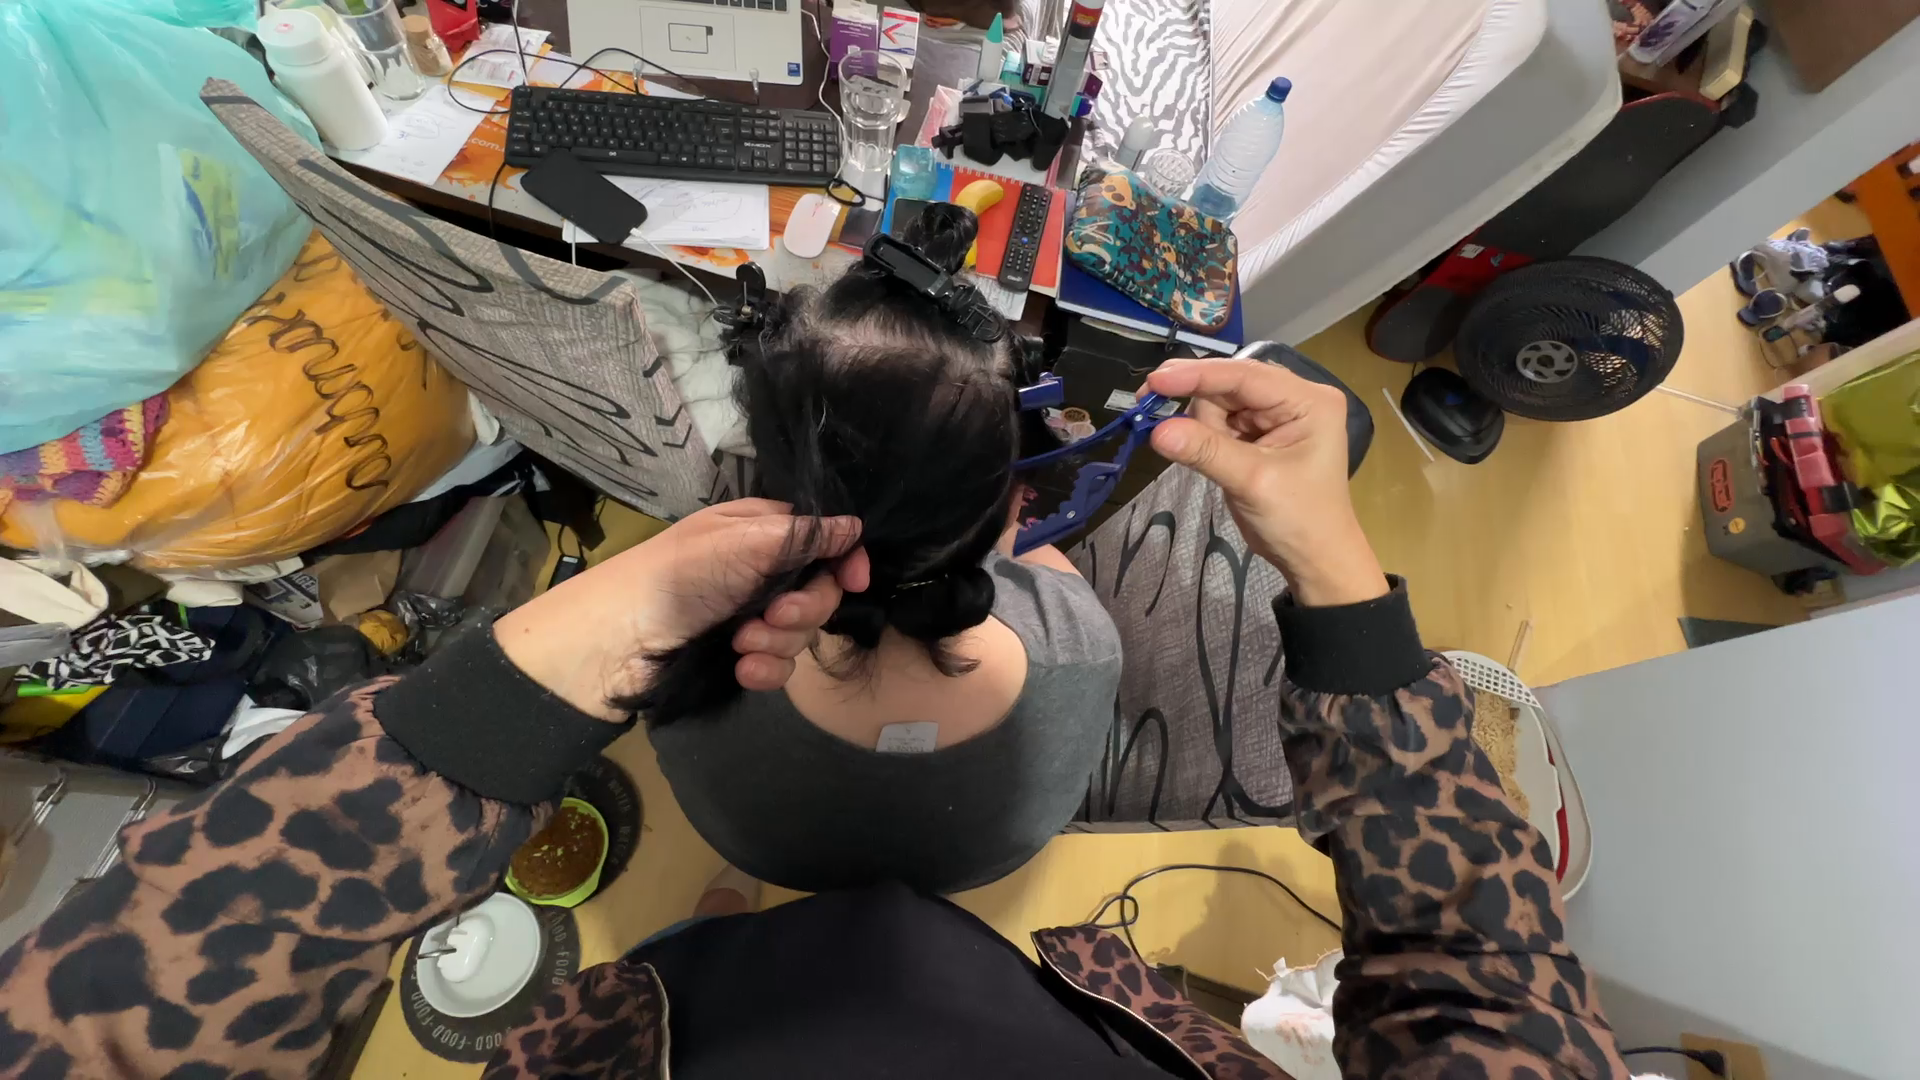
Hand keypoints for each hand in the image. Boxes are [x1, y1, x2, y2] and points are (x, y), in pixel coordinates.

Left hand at [494, 500, 869, 720]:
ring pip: (802, 632)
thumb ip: (804, 536)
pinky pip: (781, 664)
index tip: (855, 580)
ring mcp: (753, 612)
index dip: (845, 560)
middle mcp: (764, 570)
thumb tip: (856, 525)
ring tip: (741, 642)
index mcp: (764, 531)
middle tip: (771, 614)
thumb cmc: (680, 577)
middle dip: (803, 609)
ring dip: (777, 640)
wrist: (615, 642)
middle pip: (820, 591)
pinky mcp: (742, 652)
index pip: (824, 541)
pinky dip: (766, 668)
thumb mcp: (745, 543)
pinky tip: (742, 668)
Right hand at [1146, 357, 1387, 606]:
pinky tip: (1193, 448)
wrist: (1313, 558)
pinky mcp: (1255, 435)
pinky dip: (1199, 433)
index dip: (1197, 375)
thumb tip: (1156, 431)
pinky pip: (1217, 422)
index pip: (1244, 375)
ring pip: (1218, 402)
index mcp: (1307, 401)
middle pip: (1228, 384)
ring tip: (1206, 459)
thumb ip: (1205, 451)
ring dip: (1196, 422)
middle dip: (1192, 398)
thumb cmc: (1297, 519)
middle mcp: (1291, 399)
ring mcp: (1273, 416)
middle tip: (1147, 407)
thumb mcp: (1251, 481)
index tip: (1155, 381)